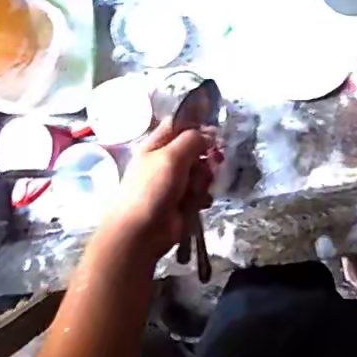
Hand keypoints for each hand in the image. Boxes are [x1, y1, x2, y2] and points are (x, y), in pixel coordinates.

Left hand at [96, 121, 215, 262]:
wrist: (141, 232)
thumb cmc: (152, 189)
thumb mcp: (171, 156)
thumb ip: (192, 139)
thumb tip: (209, 134)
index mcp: (156, 145)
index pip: (178, 124)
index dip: (197, 125)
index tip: (215, 132)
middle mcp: (165, 161)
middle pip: (196, 150)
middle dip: (205, 157)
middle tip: (212, 162)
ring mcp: (174, 183)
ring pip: (202, 172)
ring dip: (203, 181)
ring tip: (195, 190)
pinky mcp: (182, 202)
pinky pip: (201, 193)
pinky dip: (201, 198)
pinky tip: (197, 204)